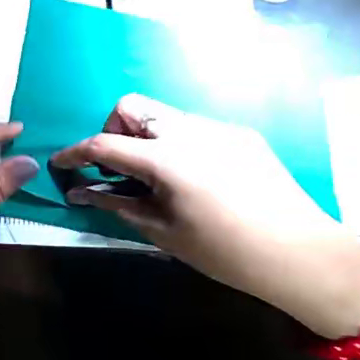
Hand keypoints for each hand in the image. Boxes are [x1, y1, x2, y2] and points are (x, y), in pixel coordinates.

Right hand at [50, 94, 359, 339]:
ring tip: (155, 176)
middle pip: (131, 107)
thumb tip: (83, 193)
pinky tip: (193, 178)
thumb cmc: (224, 252)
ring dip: (145, 135)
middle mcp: (189, 131)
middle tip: (118, 169)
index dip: (75, 153)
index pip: (105, 143)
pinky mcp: (239, 134)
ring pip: (163, 114)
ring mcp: (217, 128)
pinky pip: (194, 127)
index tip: (61, 164)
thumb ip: (120, 204)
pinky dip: (176, 143)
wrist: (298, 251)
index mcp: (166, 158)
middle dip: (113, 131)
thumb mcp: (164, 232)